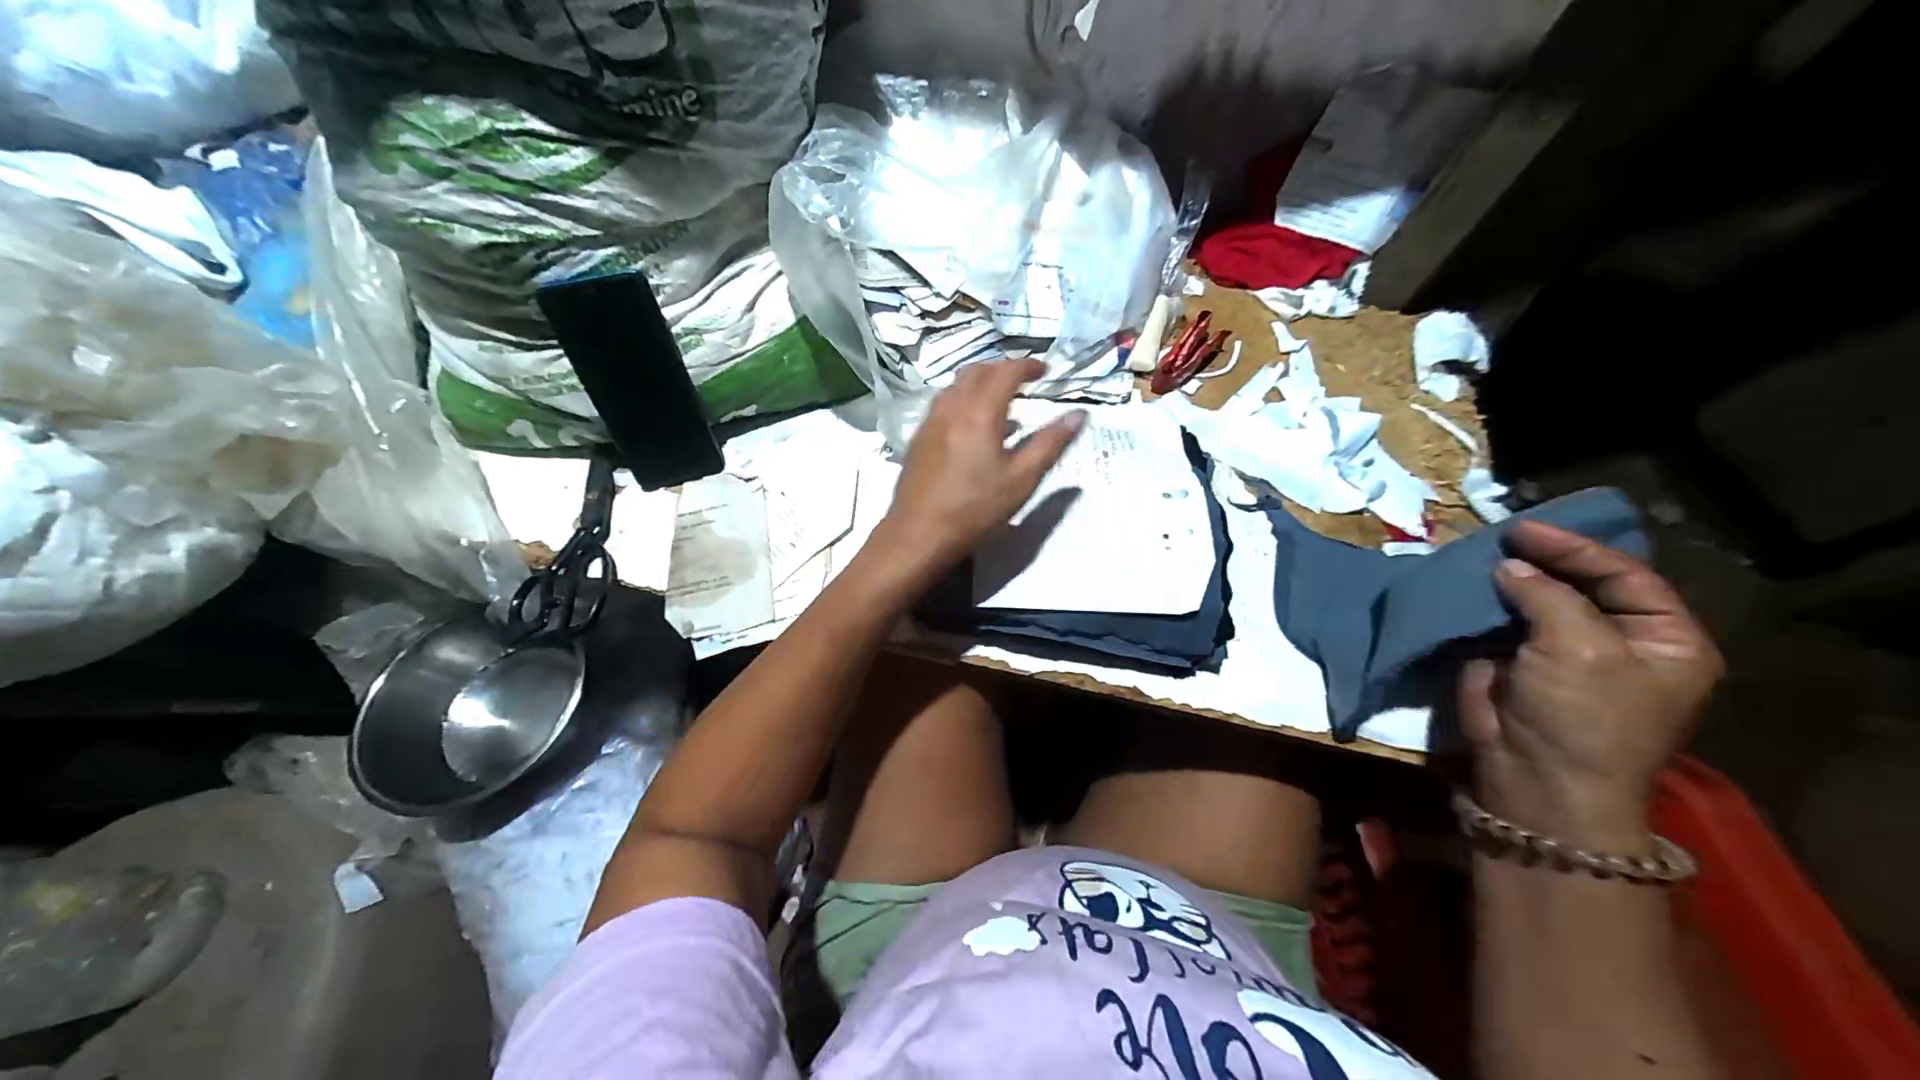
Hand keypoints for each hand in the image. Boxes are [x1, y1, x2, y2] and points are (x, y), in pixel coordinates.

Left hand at [865, 356, 1084, 591]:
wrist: (918, 534)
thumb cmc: (975, 509)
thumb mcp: (1021, 480)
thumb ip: (1050, 444)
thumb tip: (1079, 414)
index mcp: (980, 413)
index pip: (1006, 372)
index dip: (1028, 366)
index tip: (1045, 371)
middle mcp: (952, 408)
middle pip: (977, 371)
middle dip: (1003, 369)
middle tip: (1024, 381)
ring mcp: (930, 421)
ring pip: (956, 385)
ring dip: (980, 382)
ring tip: (1001, 400)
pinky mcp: (918, 438)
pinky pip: (943, 404)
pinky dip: (963, 400)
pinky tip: (973, 427)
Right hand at [1458, 521, 1723, 849]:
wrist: (1535, 780)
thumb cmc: (1583, 717)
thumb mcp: (1579, 646)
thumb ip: (1547, 595)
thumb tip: (1508, 567)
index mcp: (1663, 640)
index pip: (1625, 576)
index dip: (1577, 549)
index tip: (1525, 529)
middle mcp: (1616, 641)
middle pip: (1581, 583)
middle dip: (1542, 559)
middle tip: (1500, 534)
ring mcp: (1560, 652)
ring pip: (1535, 600)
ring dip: (1507, 578)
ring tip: (1477, 551)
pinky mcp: (1514, 663)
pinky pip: (1499, 622)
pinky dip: (1481, 603)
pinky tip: (1463, 582)